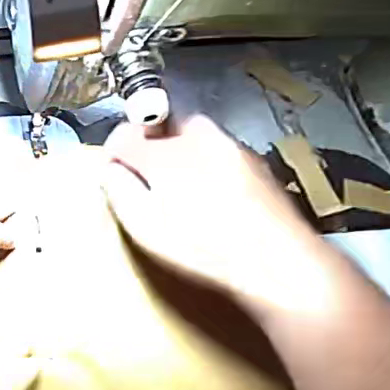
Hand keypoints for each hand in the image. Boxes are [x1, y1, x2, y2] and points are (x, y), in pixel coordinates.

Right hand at [101, 115, 346, 321]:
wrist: (278, 262)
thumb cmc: (204, 250)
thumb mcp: (146, 229)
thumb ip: (121, 192)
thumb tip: (111, 170)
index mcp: (165, 152)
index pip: (125, 134)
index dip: (113, 152)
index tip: (113, 171)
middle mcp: (199, 137)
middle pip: (165, 126)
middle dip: (152, 146)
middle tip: (149, 179)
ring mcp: (232, 147)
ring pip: (196, 138)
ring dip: (183, 154)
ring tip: (184, 191)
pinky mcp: (257, 163)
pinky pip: (221, 154)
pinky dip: (210, 166)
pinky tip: (216, 200)